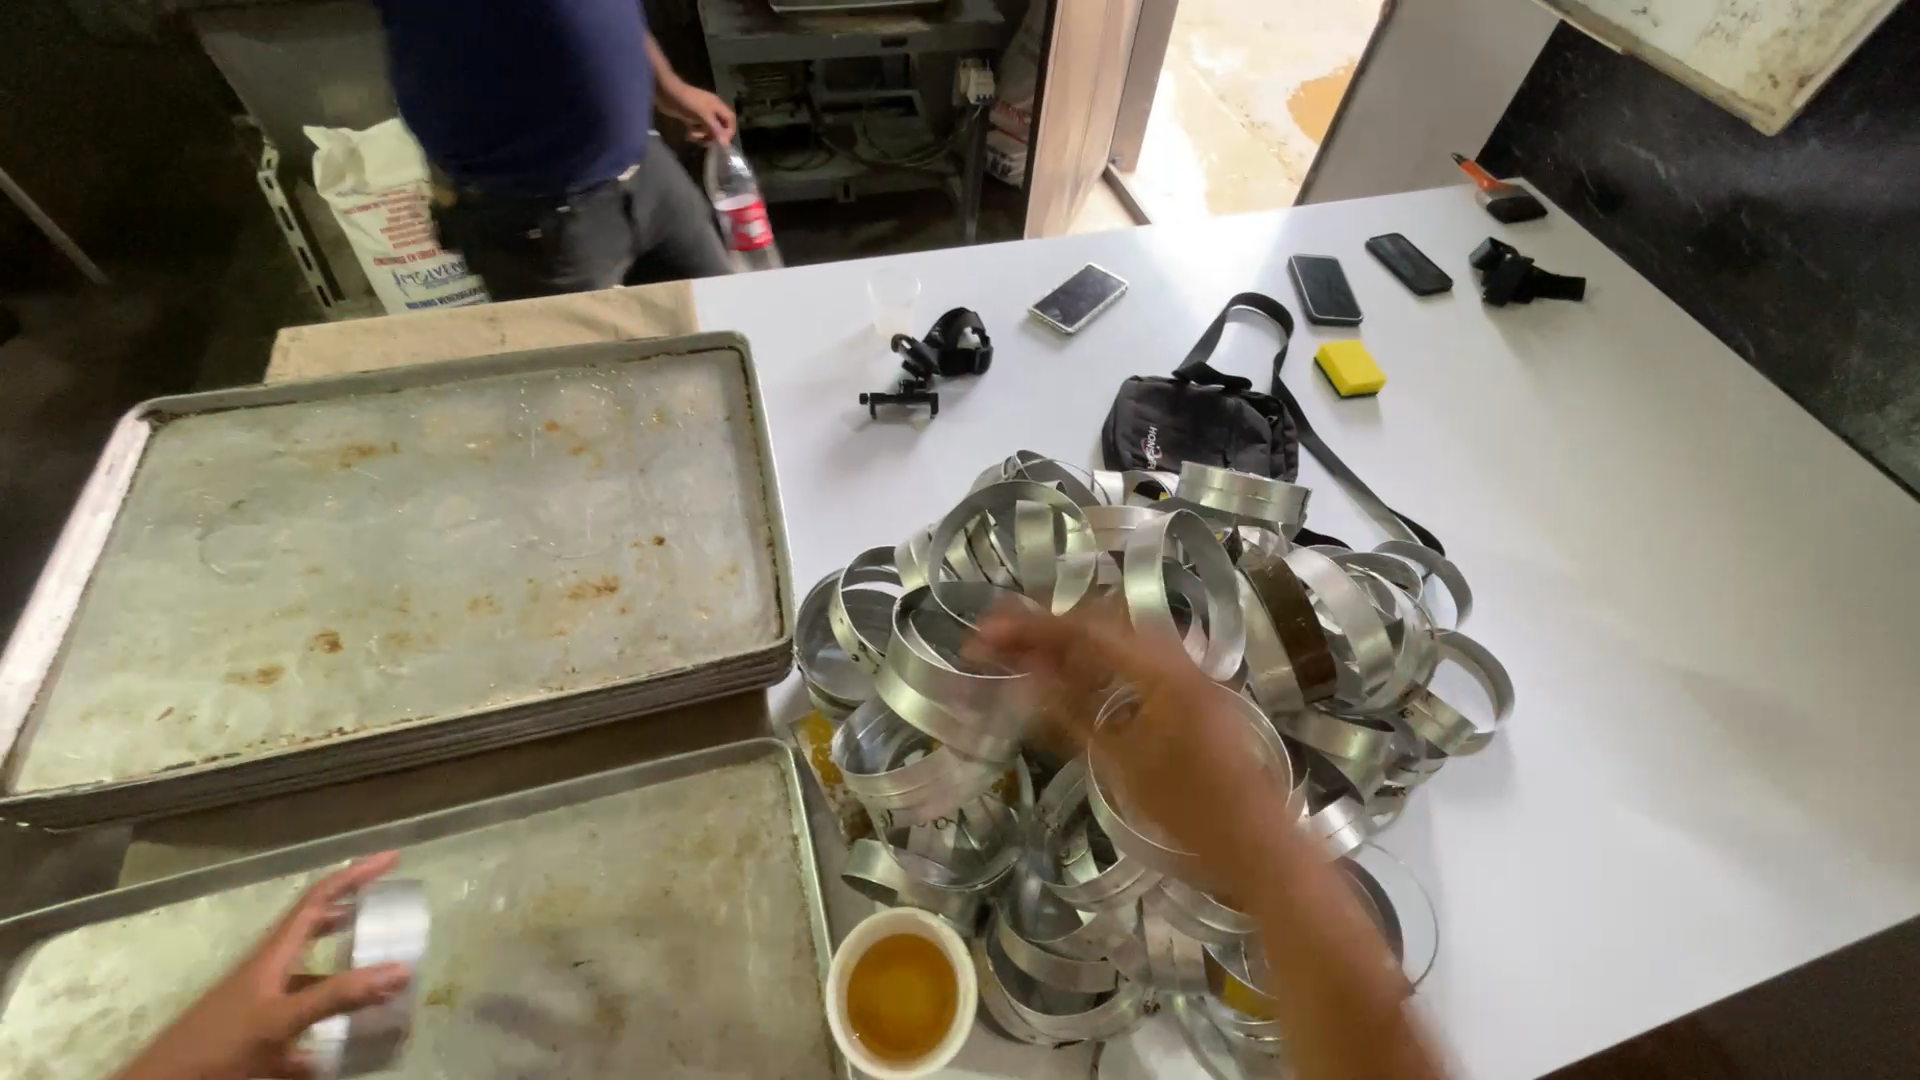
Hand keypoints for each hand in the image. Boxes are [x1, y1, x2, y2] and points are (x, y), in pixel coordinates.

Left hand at [116, 853, 411, 1079]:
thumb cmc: (212, 1047)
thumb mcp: (279, 1020)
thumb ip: (338, 997)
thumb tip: (401, 969)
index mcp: (274, 954)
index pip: (319, 898)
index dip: (354, 874)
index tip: (391, 858)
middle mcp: (268, 970)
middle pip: (316, 928)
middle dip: (353, 915)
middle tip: (388, 912)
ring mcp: (258, 1002)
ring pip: (310, 975)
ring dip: (342, 974)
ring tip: (376, 980)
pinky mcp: (252, 1033)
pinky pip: (298, 1019)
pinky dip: (323, 1027)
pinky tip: (339, 1049)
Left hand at [659, 81, 736, 144]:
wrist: (665, 91)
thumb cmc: (687, 100)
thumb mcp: (704, 115)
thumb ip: (715, 129)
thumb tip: (726, 144)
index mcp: (717, 106)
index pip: (730, 120)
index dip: (729, 131)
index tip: (721, 140)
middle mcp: (711, 110)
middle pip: (720, 128)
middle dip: (713, 136)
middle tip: (706, 141)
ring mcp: (701, 114)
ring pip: (708, 130)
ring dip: (702, 136)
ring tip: (693, 136)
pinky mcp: (691, 118)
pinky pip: (698, 130)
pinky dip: (695, 134)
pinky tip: (688, 134)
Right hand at [976, 603, 1294, 892]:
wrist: (1260, 845)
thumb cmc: (1191, 812)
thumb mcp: (1120, 763)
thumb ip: (1071, 714)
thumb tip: (1024, 678)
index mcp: (1158, 669)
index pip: (1081, 630)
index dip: (1029, 628)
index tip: (986, 632)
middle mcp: (1174, 657)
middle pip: (1098, 623)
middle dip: (1045, 627)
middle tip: (1000, 640)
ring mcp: (1184, 673)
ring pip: (1114, 640)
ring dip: (1067, 643)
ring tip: (1024, 655)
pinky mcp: (1187, 692)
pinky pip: (1131, 662)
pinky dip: (1094, 664)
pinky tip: (1069, 680)